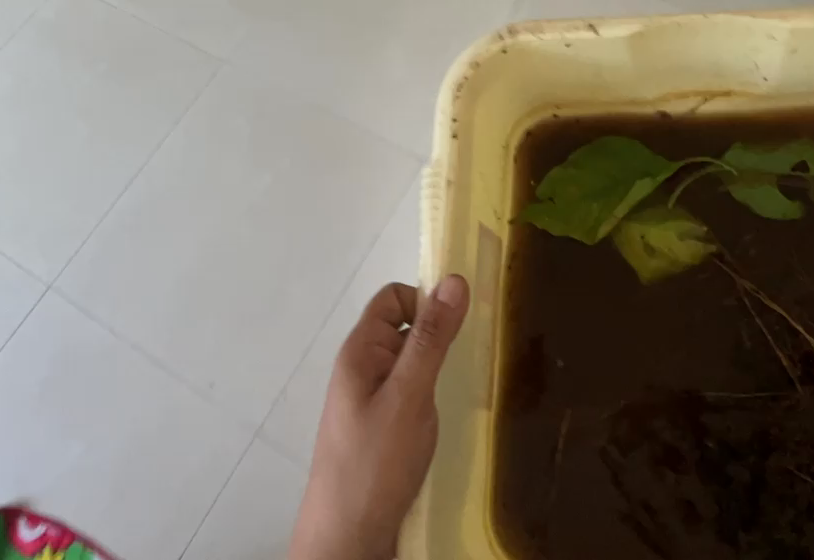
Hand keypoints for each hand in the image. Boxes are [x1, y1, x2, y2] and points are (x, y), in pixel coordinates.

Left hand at [289, 276, 469, 559]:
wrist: (347, 543)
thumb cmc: (374, 463)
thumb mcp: (408, 395)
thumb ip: (431, 338)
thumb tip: (454, 279)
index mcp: (360, 352)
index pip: (393, 299)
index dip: (425, 301)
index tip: (457, 325)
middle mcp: (363, 369)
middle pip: (404, 328)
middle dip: (436, 336)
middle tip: (466, 357)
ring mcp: (371, 401)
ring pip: (411, 362)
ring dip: (436, 368)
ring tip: (458, 389)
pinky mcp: (382, 429)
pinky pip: (411, 393)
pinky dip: (430, 395)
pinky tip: (445, 417)